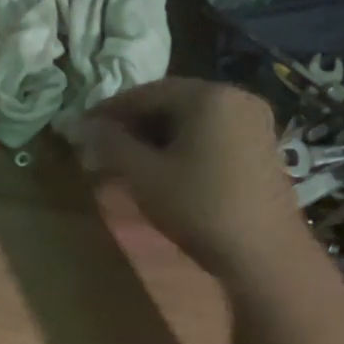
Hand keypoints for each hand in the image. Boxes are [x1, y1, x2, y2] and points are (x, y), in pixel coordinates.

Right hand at [81, 78, 311, 279]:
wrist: (262, 250)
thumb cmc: (198, 207)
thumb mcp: (143, 176)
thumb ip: (110, 145)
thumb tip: (81, 126)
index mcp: (206, 95)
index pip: (143, 93)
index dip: (107, 112)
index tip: (81, 132)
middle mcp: (234, 95)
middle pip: (169, 102)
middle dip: (132, 125)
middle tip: (102, 151)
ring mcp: (253, 119)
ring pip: (190, 119)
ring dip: (155, 136)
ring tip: (129, 164)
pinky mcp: (260, 144)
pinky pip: (210, 133)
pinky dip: (181, 145)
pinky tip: (164, 169)